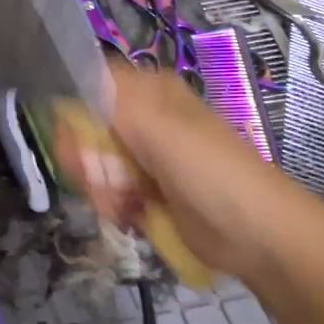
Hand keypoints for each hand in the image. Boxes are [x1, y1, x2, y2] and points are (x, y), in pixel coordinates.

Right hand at [55, 63, 311, 278]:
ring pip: (93, 160)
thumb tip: (63, 85)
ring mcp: (145, 155)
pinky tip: (125, 215)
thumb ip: (106, 102)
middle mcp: (142, 117)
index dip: (71, 110)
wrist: (260, 238)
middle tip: (95, 179)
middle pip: (83, 126)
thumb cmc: (212, 173)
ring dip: (96, 184)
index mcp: (147, 90)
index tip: (72, 141)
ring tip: (116, 204)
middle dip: (83, 156)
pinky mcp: (146, 190)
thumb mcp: (158, 126)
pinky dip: (110, 202)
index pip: (86, 85)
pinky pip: (108, 187)